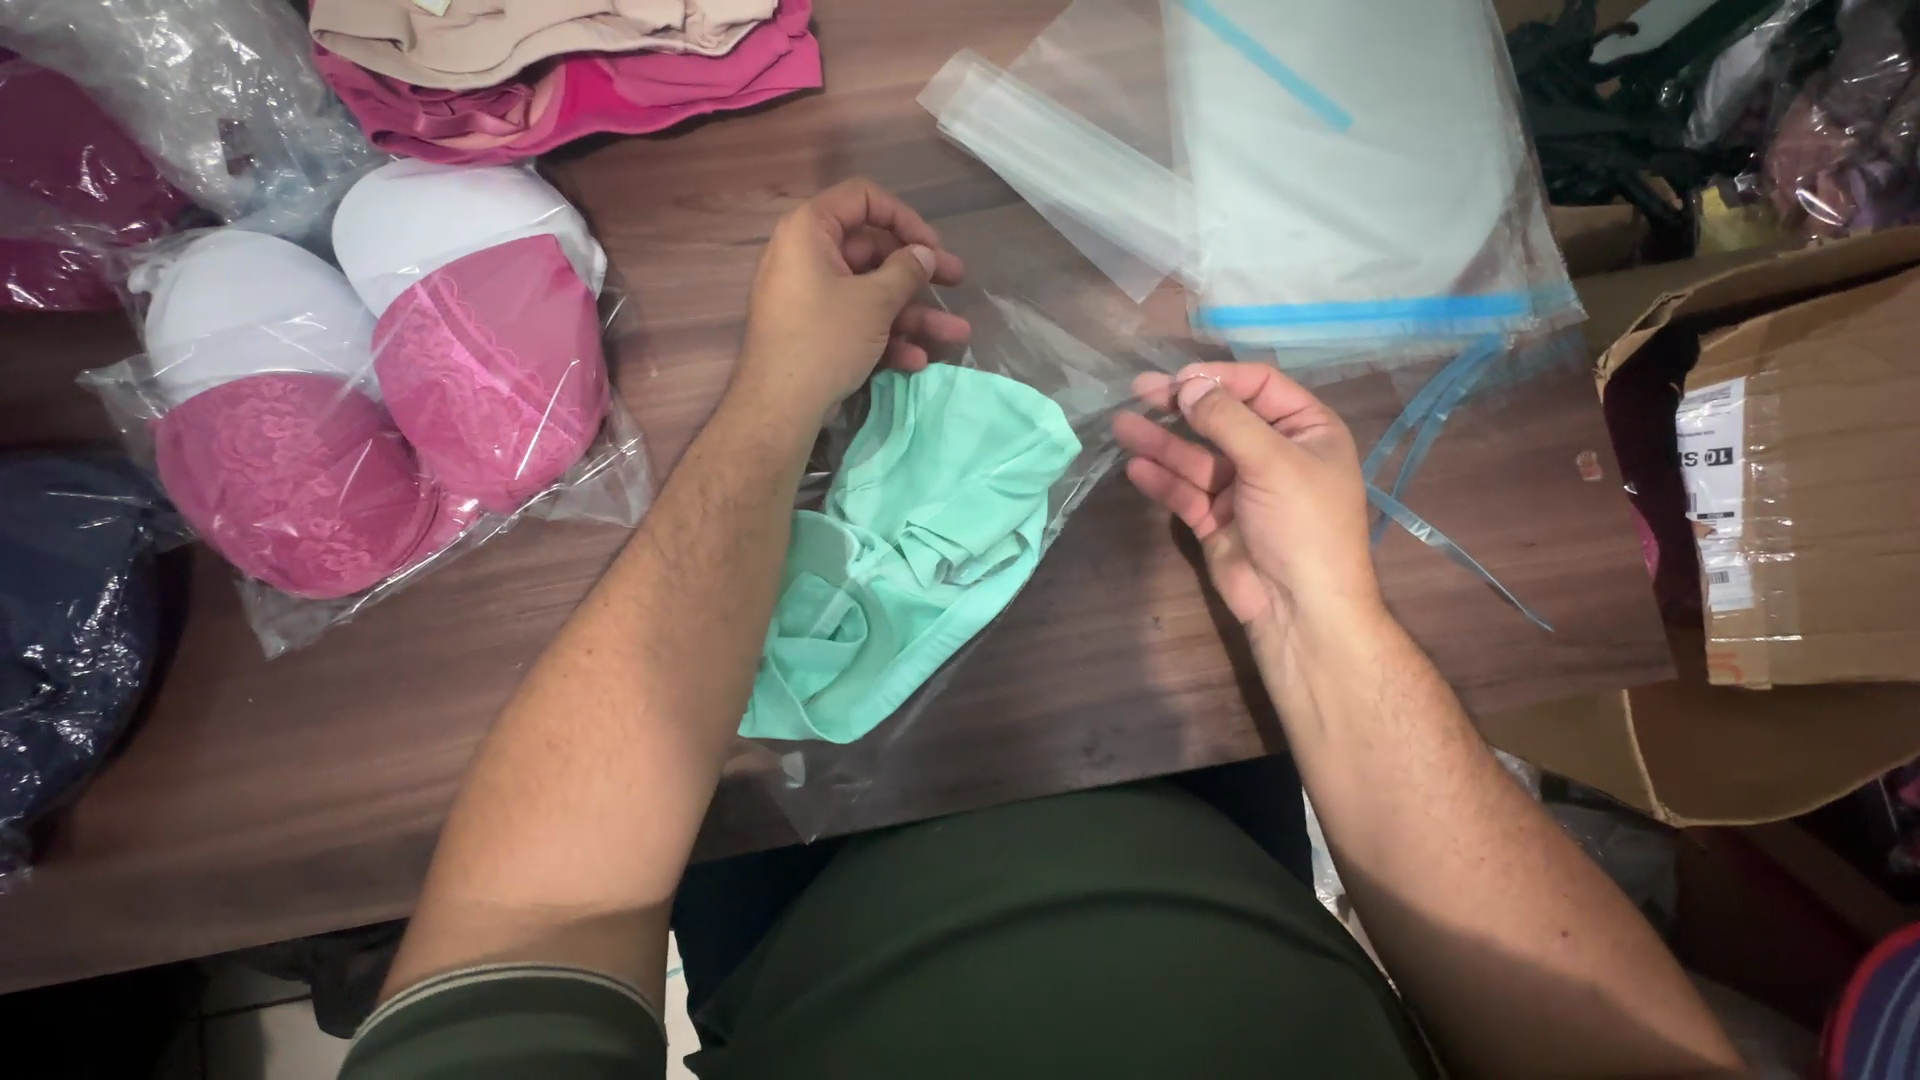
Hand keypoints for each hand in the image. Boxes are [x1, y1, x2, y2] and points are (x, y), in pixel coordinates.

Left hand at [734, 178, 969, 419]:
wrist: (780, 405)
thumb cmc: (825, 338)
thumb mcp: (873, 302)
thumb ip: (906, 271)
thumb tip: (925, 254)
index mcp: (810, 230)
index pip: (862, 198)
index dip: (904, 217)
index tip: (932, 246)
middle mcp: (806, 256)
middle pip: (872, 252)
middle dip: (919, 274)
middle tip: (957, 281)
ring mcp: (810, 297)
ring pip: (871, 294)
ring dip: (914, 315)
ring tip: (956, 334)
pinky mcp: (815, 332)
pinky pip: (856, 322)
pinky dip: (886, 338)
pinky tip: (917, 360)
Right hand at [1113, 362, 1381, 641]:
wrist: (1299, 606)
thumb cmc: (1303, 523)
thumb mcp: (1273, 461)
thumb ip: (1227, 420)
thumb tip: (1187, 386)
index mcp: (1305, 430)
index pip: (1259, 387)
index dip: (1218, 378)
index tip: (1178, 378)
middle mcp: (1272, 453)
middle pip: (1220, 419)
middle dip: (1180, 407)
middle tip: (1139, 391)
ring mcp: (1242, 487)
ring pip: (1195, 456)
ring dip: (1160, 442)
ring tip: (1121, 427)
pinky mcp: (1215, 518)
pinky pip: (1185, 491)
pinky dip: (1162, 480)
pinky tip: (1135, 468)